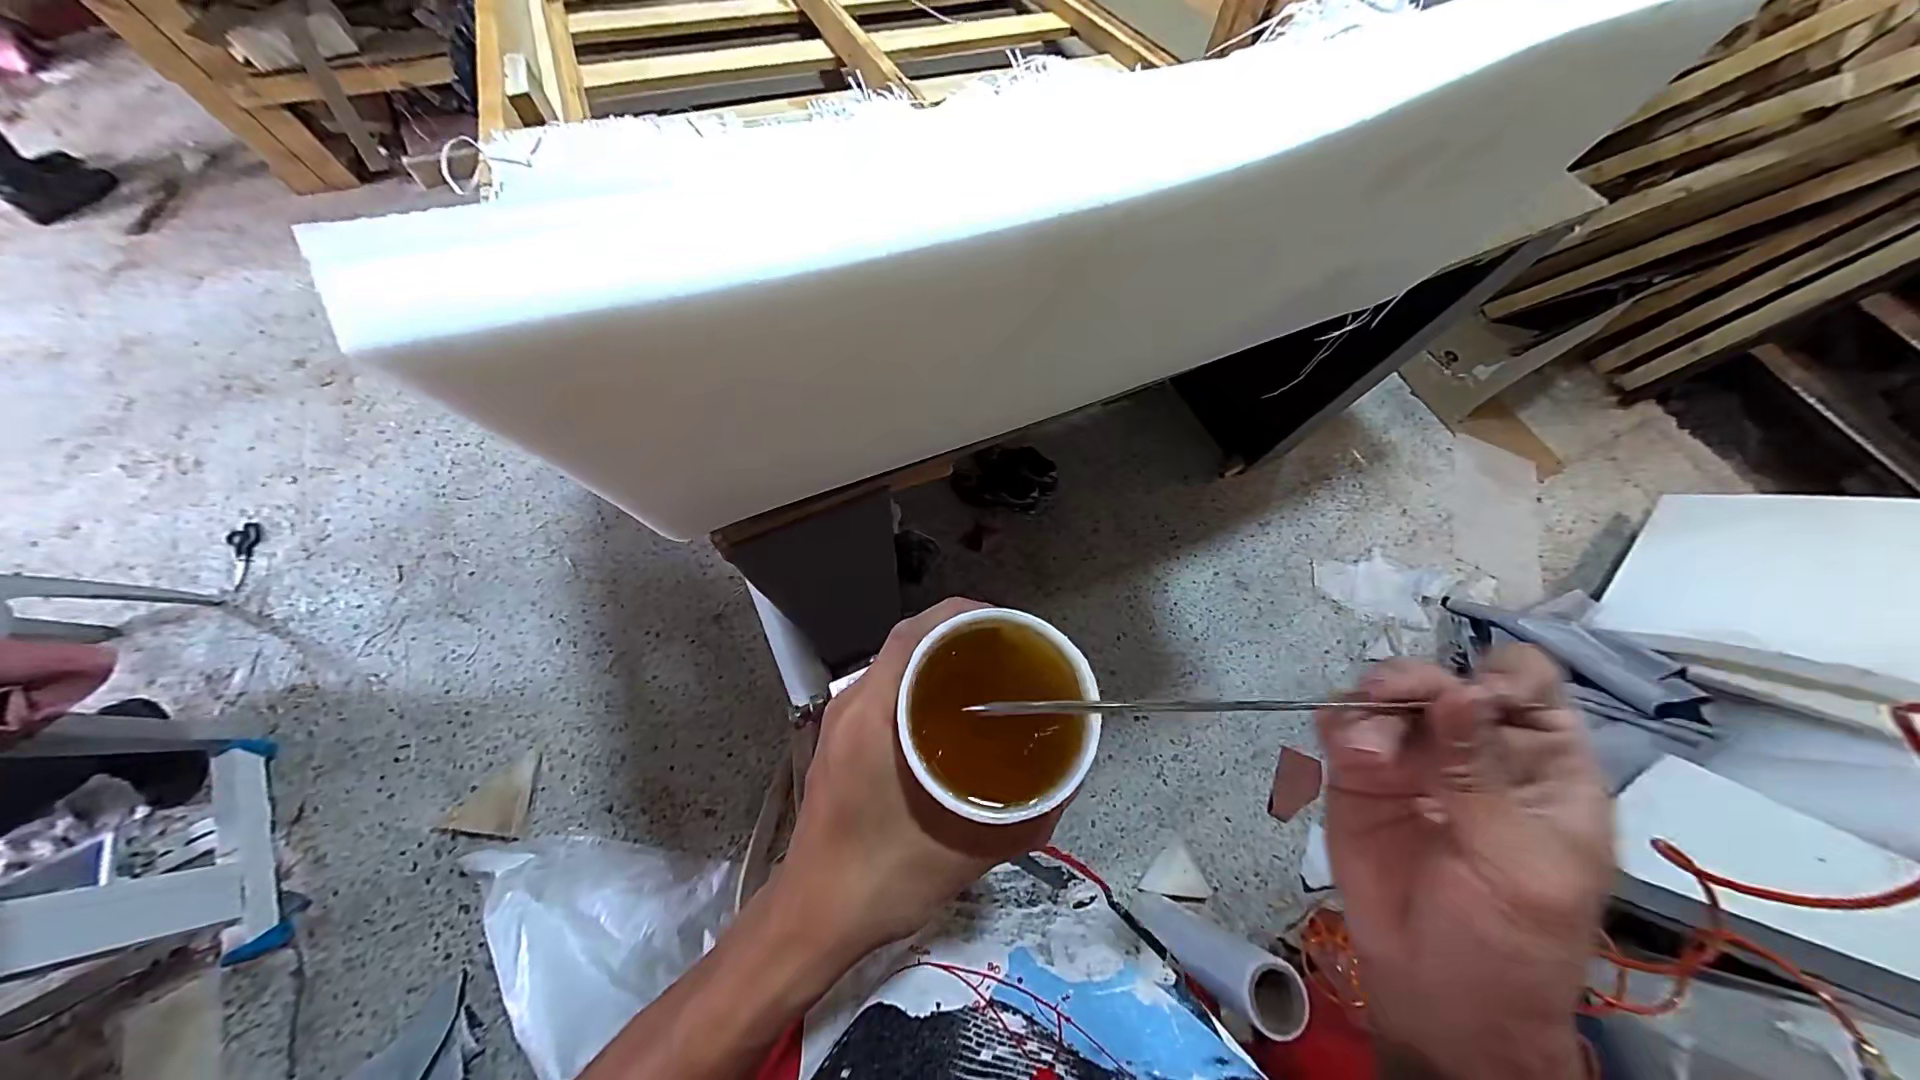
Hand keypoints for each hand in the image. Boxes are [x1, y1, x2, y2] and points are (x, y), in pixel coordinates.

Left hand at [776, 597, 1067, 956]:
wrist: (815, 917)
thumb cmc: (884, 878)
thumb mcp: (969, 848)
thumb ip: (1024, 815)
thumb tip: (1064, 781)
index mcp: (873, 714)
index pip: (913, 633)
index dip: (961, 615)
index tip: (1005, 627)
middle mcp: (850, 705)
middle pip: (905, 643)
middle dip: (957, 636)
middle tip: (1005, 654)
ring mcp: (838, 723)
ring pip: (893, 666)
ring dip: (935, 661)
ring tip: (984, 678)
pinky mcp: (838, 742)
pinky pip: (883, 693)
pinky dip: (916, 687)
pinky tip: (947, 718)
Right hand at [1315, 647, 1611, 1079]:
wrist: (1434, 989)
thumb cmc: (1509, 938)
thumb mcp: (1517, 861)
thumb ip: (1479, 774)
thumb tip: (1458, 691)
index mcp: (1539, 762)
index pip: (1525, 684)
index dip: (1497, 677)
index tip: (1464, 701)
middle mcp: (1471, 746)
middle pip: (1441, 680)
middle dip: (1413, 683)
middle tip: (1383, 699)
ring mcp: (1409, 757)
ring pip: (1384, 696)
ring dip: (1368, 705)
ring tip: (1360, 751)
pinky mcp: (1356, 773)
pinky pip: (1340, 727)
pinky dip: (1335, 726)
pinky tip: (1342, 752)